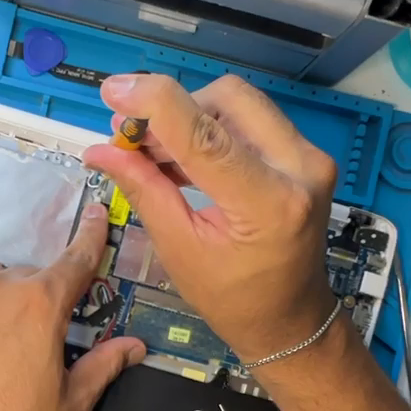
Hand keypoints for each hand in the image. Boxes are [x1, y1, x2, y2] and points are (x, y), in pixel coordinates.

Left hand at [0, 206, 145, 410]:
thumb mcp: (70, 402)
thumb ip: (104, 365)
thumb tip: (134, 347)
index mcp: (41, 306)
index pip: (76, 259)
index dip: (90, 237)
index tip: (94, 216)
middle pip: (32, 278)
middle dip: (38, 303)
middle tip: (33, 345)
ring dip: (2, 301)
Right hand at [84, 74, 341, 362]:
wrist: (289, 319)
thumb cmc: (231, 298)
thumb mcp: (179, 250)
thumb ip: (144, 191)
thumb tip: (101, 150)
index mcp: (267, 204)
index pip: (205, 135)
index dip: (155, 104)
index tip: (113, 92)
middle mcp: (299, 168)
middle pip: (227, 99)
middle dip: (172, 110)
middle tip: (132, 139)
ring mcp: (309, 157)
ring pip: (239, 104)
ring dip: (189, 119)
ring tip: (151, 154)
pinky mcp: (305, 155)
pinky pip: (251, 121)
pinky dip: (210, 130)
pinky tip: (180, 157)